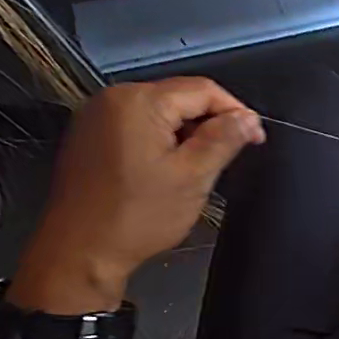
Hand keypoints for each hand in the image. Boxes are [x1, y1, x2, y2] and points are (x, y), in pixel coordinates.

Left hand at [12, 78, 261, 312]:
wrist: (82, 249)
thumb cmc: (139, 215)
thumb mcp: (193, 177)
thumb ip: (223, 140)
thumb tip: (248, 118)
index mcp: (139, 102)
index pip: (202, 89)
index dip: (237, 111)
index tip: (256, 140)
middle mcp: (113, 99)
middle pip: (181, 96)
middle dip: (214, 122)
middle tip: (234, 156)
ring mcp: (99, 117)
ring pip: (163, 112)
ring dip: (191, 133)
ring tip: (206, 167)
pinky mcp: (94, 136)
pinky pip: (142, 125)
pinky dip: (167, 140)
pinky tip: (175, 169)